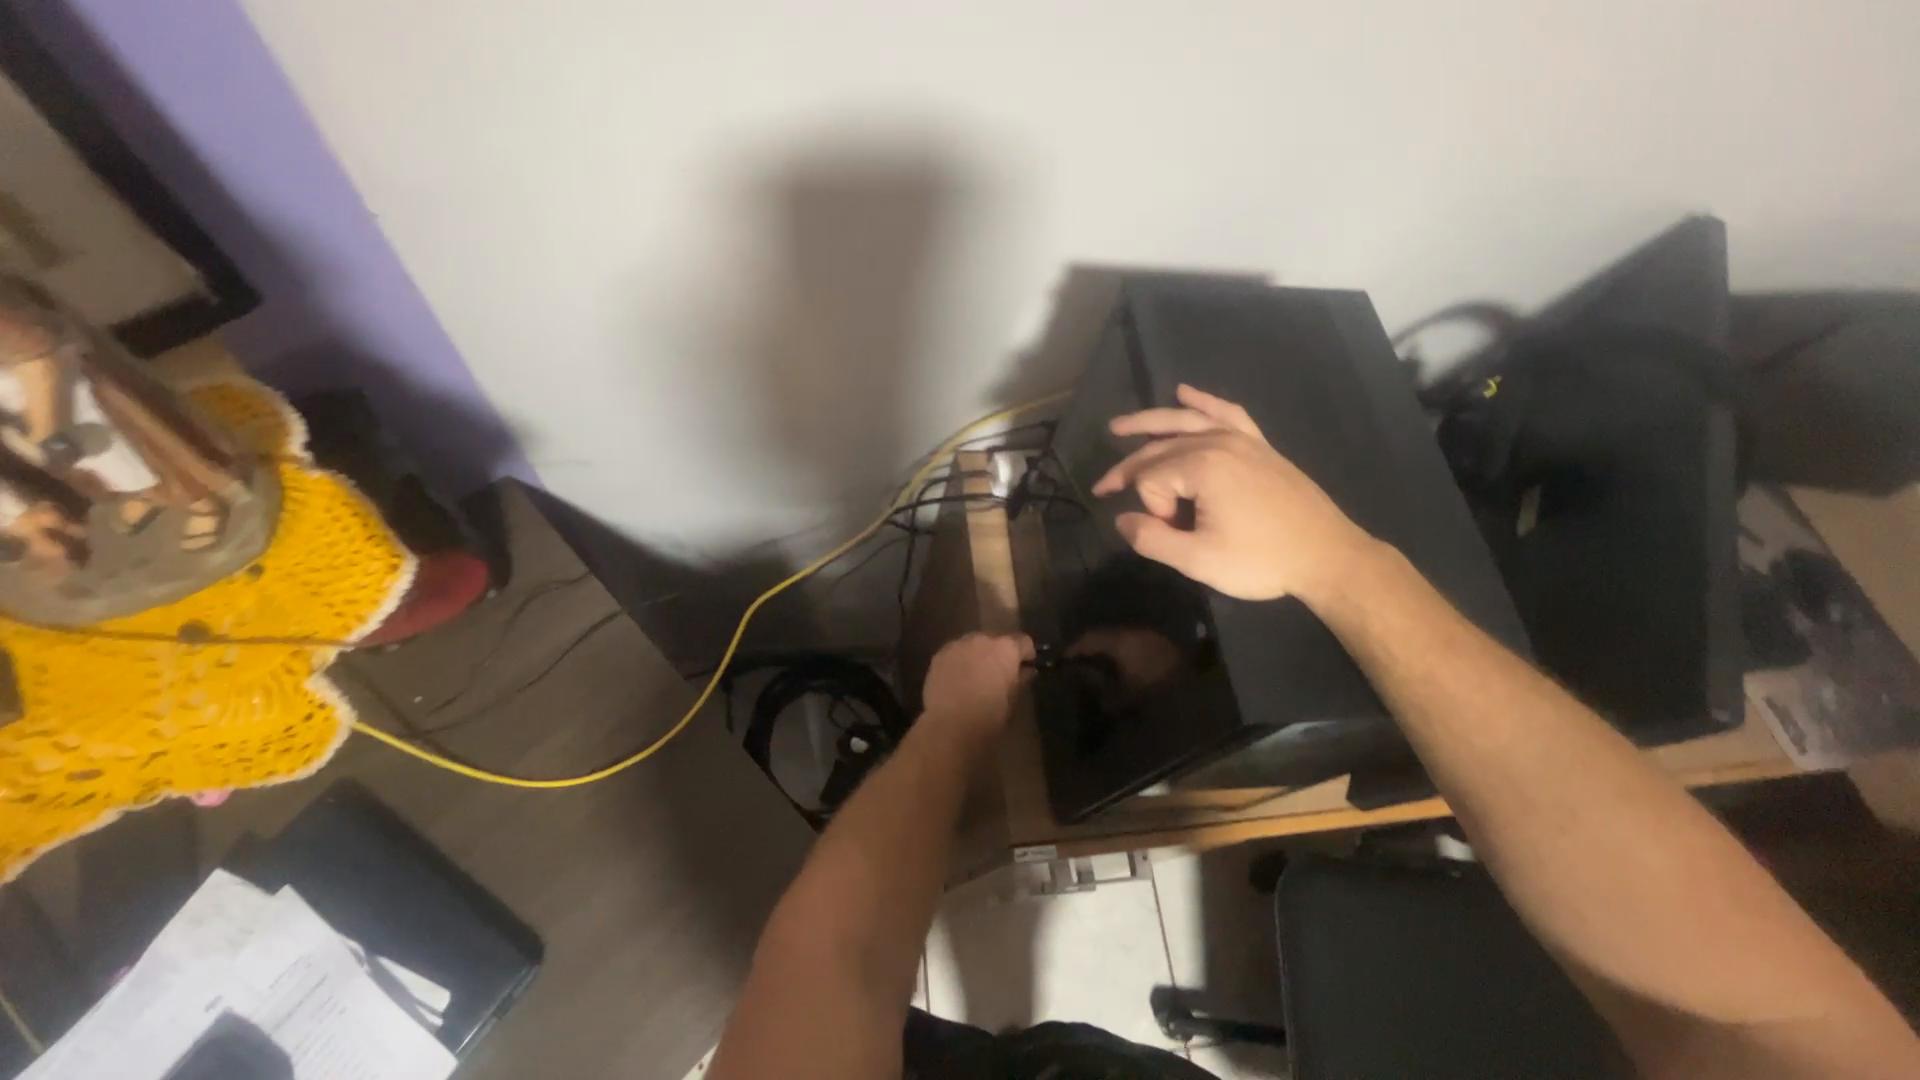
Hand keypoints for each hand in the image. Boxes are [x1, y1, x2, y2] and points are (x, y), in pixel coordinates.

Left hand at [921, 632, 1032, 735]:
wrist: (949, 725)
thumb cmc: (989, 715)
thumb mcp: (1012, 700)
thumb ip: (1021, 679)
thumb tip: (1027, 671)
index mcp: (1006, 648)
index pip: (1024, 642)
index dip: (1026, 655)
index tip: (1025, 668)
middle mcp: (982, 639)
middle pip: (996, 641)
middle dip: (999, 654)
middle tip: (998, 675)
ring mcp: (958, 644)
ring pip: (974, 645)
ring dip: (978, 656)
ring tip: (975, 677)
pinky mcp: (939, 655)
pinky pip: (955, 653)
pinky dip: (959, 662)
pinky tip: (957, 680)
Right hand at [1091, 383, 1377, 605]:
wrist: (1328, 556)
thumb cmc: (1262, 560)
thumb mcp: (1198, 560)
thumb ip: (1151, 539)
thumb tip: (1122, 520)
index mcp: (1202, 466)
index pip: (1150, 481)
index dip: (1152, 512)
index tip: (1175, 535)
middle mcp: (1219, 443)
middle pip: (1160, 448)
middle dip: (1128, 470)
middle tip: (1102, 489)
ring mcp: (1242, 440)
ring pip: (1186, 423)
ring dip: (1150, 422)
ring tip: (1119, 427)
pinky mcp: (1260, 447)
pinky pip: (1227, 413)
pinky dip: (1204, 402)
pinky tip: (1185, 393)